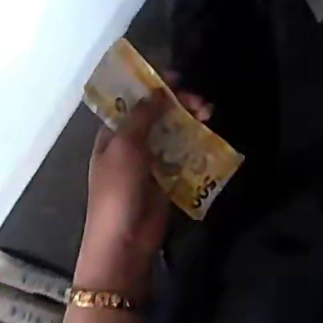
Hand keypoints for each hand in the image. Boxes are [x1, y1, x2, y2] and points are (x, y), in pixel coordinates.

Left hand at [76, 94, 210, 297]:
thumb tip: (158, 89)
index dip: (154, 86)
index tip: (178, 78)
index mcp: (113, 131)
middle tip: (201, 103)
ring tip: (209, 114)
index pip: (134, 99)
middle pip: (157, 114)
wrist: (124, 245)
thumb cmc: (118, 190)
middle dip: (178, 103)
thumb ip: (142, 116)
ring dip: (189, 121)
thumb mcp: (125, 146)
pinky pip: (182, 156)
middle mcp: (131, 142)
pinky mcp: (166, 181)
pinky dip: (195, 145)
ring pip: (172, 132)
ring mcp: (149, 162)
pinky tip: (209, 137)